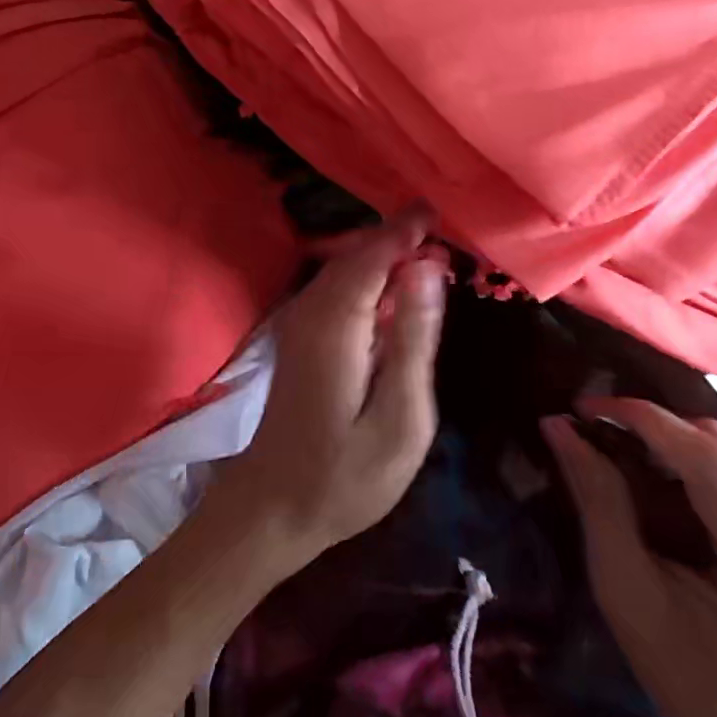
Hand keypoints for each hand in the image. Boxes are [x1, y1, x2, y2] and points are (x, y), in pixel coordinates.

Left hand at [211, 206, 447, 560]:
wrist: (274, 506)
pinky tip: (393, 294)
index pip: (371, 256)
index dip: (404, 230)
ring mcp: (298, 325)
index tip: (439, 209)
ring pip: (342, 272)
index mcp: (335, 324)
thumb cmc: (346, 475)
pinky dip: (367, 281)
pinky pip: (335, 293)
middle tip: (442, 231)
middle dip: (396, 239)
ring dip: (381, 257)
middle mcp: (309, 312)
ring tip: (427, 252)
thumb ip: (414, 339)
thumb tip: (427, 269)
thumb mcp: (401, 417)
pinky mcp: (298, 340)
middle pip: (354, 257)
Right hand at [546, 399, 716, 716]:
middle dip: (662, 433)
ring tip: (638, 466)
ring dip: (687, 451)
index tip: (586, 406)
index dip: (648, 421)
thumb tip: (558, 427)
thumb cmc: (692, 687)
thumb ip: (600, 505)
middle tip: (602, 437)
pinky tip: (687, 498)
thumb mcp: (629, 598)